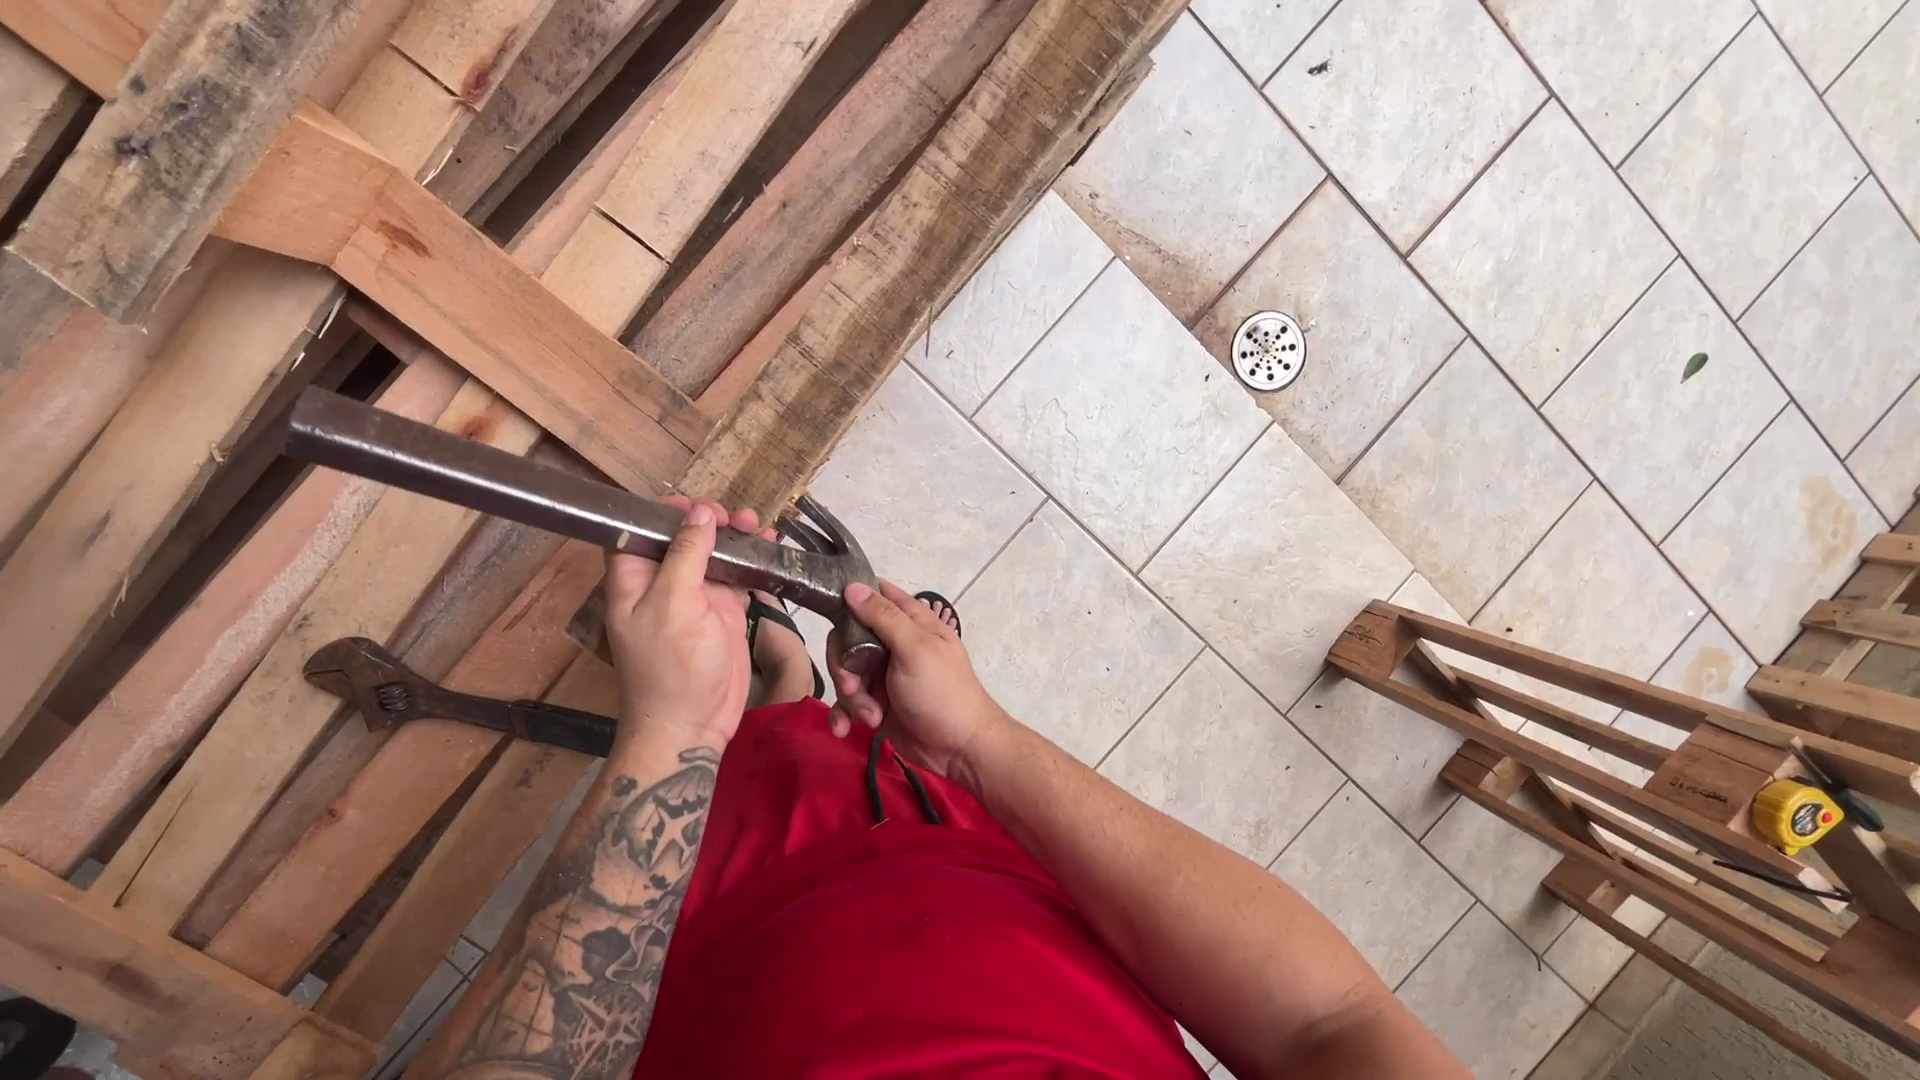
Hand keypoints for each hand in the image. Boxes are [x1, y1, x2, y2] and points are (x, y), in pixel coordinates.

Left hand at [603, 497, 766, 747]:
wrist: (693, 724)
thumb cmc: (671, 667)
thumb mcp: (673, 605)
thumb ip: (686, 556)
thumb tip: (700, 514)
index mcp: (635, 581)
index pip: (638, 534)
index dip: (661, 514)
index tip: (692, 504)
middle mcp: (663, 585)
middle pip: (683, 539)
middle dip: (707, 522)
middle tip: (731, 518)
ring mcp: (696, 599)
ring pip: (714, 555)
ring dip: (735, 538)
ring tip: (756, 524)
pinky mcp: (724, 614)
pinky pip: (738, 578)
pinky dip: (753, 562)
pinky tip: (770, 547)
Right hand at [826, 580, 1010, 782]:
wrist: (959, 748)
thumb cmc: (942, 692)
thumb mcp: (915, 650)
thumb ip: (883, 618)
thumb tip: (852, 586)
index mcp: (910, 622)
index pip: (875, 595)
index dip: (851, 600)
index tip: (833, 613)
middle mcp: (893, 644)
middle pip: (848, 639)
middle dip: (845, 665)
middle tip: (855, 685)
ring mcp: (883, 675)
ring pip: (846, 673)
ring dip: (851, 697)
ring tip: (871, 715)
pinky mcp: (876, 704)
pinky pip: (847, 703)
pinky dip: (844, 715)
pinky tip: (845, 729)